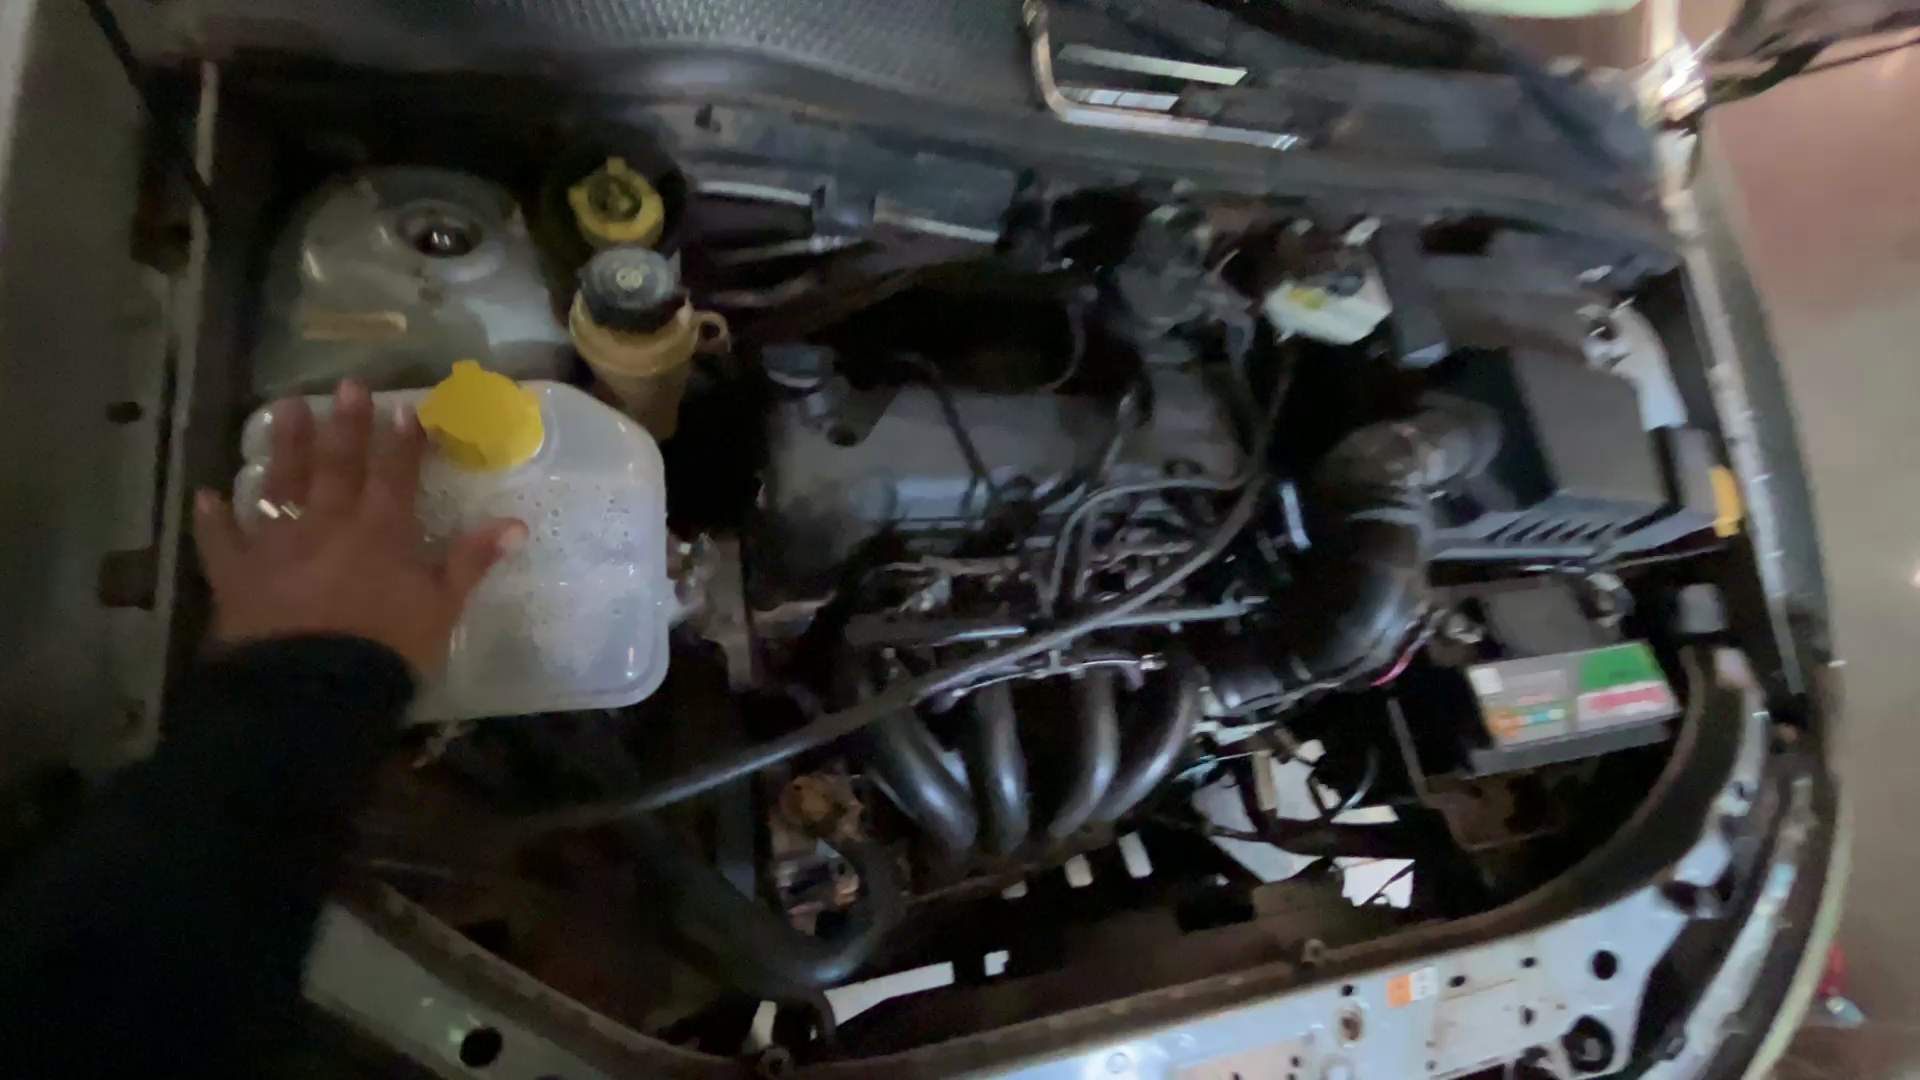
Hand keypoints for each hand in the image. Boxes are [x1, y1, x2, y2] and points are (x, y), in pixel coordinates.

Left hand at [193, 380, 527, 676]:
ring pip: (281, 488)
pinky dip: (217, 519)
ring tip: (280, 409)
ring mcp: (278, 548)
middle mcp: (328, 528)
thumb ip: (472, 559)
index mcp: (381, 534)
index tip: (405, 406)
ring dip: (282, 448)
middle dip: (344, 427)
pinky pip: (225, 542)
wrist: (313, 690)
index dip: (402, 442)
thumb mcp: (444, 604)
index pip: (395, 477)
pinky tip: (209, 494)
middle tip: (344, 386)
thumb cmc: (388, 645)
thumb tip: (517, 523)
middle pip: (337, 469)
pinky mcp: (240, 577)